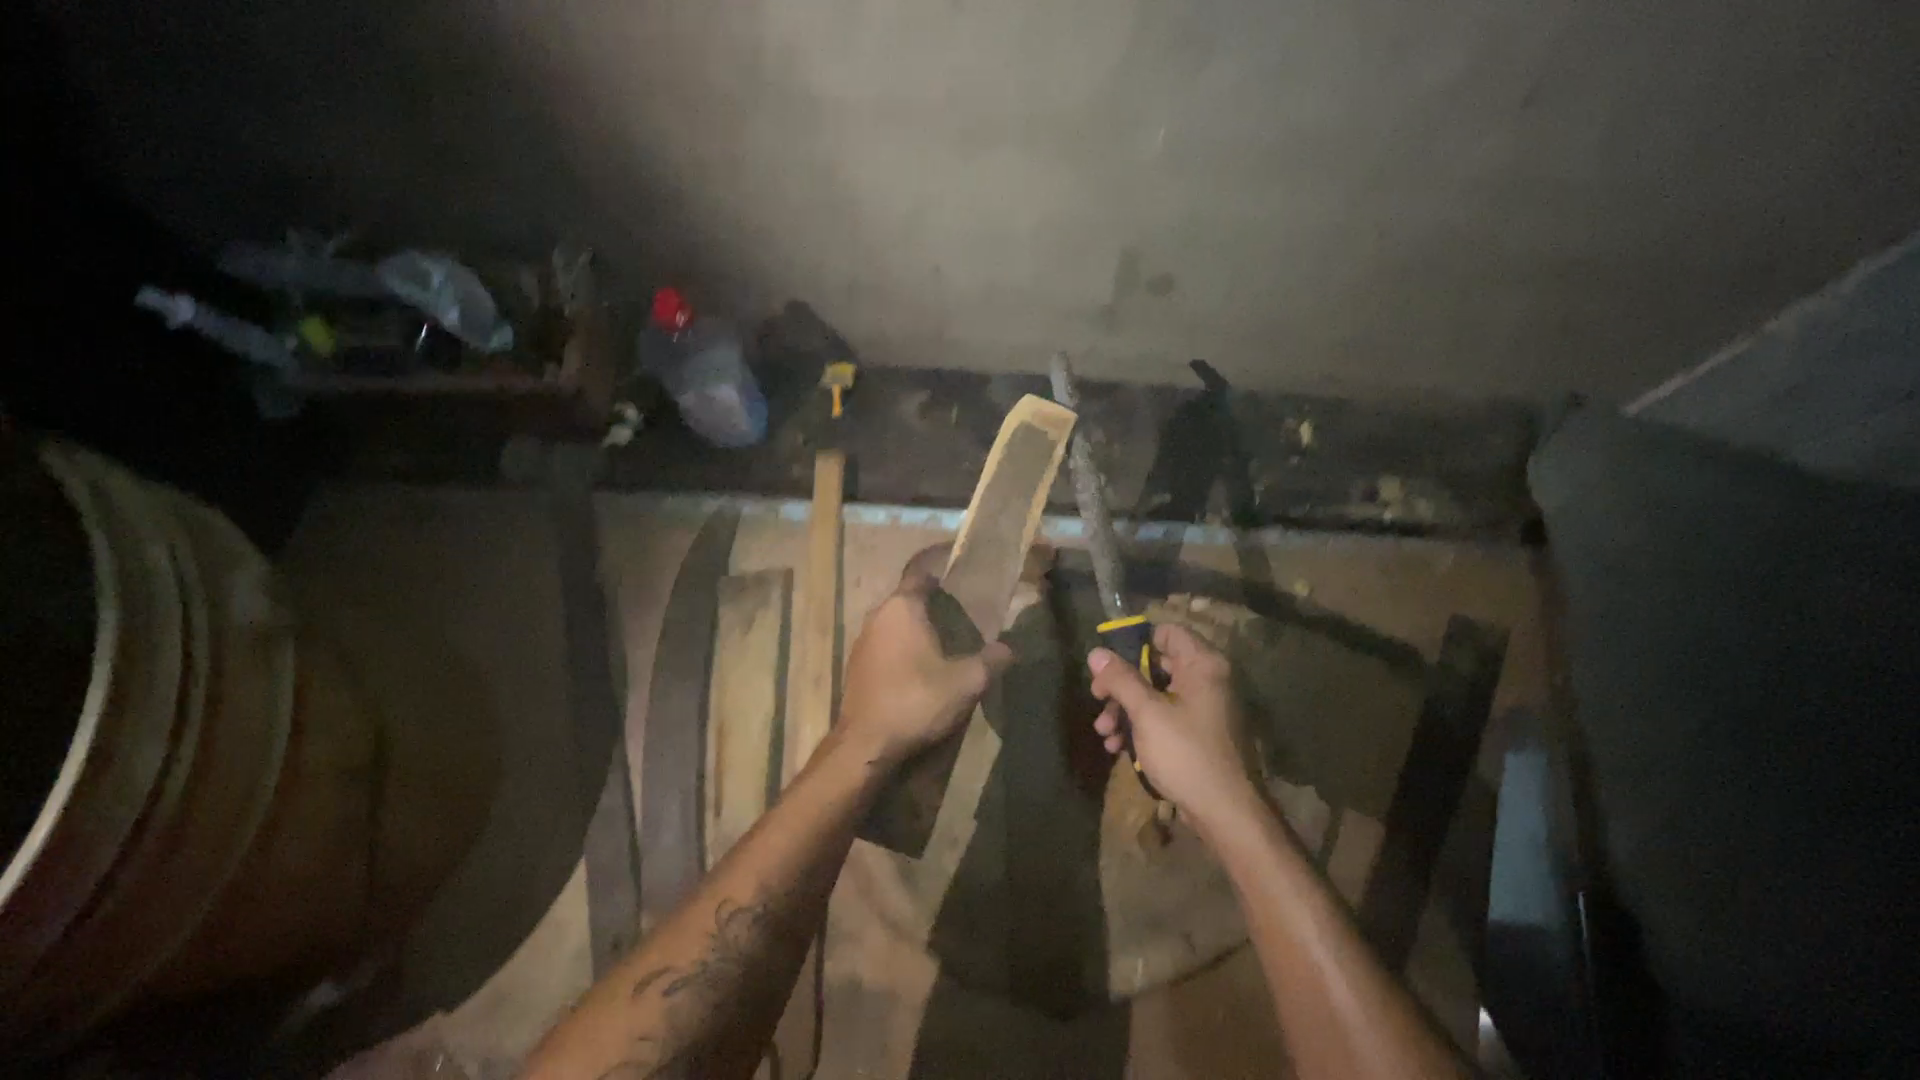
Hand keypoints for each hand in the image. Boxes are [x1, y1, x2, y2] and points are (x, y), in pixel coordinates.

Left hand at [838, 564, 1013, 766]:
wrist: (865, 745)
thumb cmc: (915, 701)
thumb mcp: (965, 682)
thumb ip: (990, 661)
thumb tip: (1008, 648)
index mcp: (903, 606)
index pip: (922, 569)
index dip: (942, 561)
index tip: (963, 561)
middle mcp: (879, 615)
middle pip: (911, 595)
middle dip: (938, 598)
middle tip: (969, 605)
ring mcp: (864, 640)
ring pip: (898, 620)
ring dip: (922, 624)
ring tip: (953, 636)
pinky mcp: (858, 665)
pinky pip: (888, 642)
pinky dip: (908, 644)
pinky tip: (926, 664)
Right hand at [1088, 623, 1257, 827]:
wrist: (1225, 811)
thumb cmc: (1186, 753)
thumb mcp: (1146, 713)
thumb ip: (1121, 679)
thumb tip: (1096, 653)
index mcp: (1202, 665)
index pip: (1167, 632)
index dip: (1135, 642)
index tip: (1108, 663)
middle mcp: (1207, 680)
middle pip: (1156, 665)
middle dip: (1122, 684)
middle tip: (1097, 700)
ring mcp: (1204, 708)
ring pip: (1156, 694)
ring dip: (1125, 709)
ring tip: (1104, 732)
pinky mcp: (1198, 734)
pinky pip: (1164, 717)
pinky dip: (1140, 726)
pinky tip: (1117, 747)